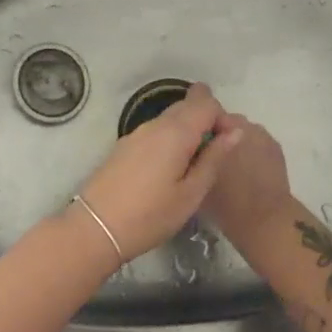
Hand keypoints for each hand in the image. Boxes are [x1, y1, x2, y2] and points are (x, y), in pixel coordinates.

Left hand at [75, 82, 242, 260]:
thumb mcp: (191, 193)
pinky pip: (153, 134)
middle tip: (211, 156)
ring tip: (190, 168)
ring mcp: (134, 135)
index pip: (206, 102)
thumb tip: (235, 132)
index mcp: (175, 132)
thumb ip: (214, 159)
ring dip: (185, 133)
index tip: (226, 144)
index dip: (222, 117)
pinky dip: (167, 142)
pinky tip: (167, 172)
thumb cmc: (150, 216)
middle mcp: (153, 125)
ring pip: (168, 120)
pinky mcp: (122, 148)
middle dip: (204, 121)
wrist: (96, 229)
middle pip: (185, 106)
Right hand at [200, 117, 292, 248]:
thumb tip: (190, 149)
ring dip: (235, 141)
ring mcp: (262, 135)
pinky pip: (257, 142)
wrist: (264, 218)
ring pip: (242, 131)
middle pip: (225, 122)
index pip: (205, 114)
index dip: (197, 128)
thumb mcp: (197, 179)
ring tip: (229, 164)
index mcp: (222, 129)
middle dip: (217, 134)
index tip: (190, 143)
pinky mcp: (275, 147)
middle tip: (209, 156)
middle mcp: (243, 124)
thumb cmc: (226, 202)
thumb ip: (193, 157)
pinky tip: (246, 169)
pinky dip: (250, 150)